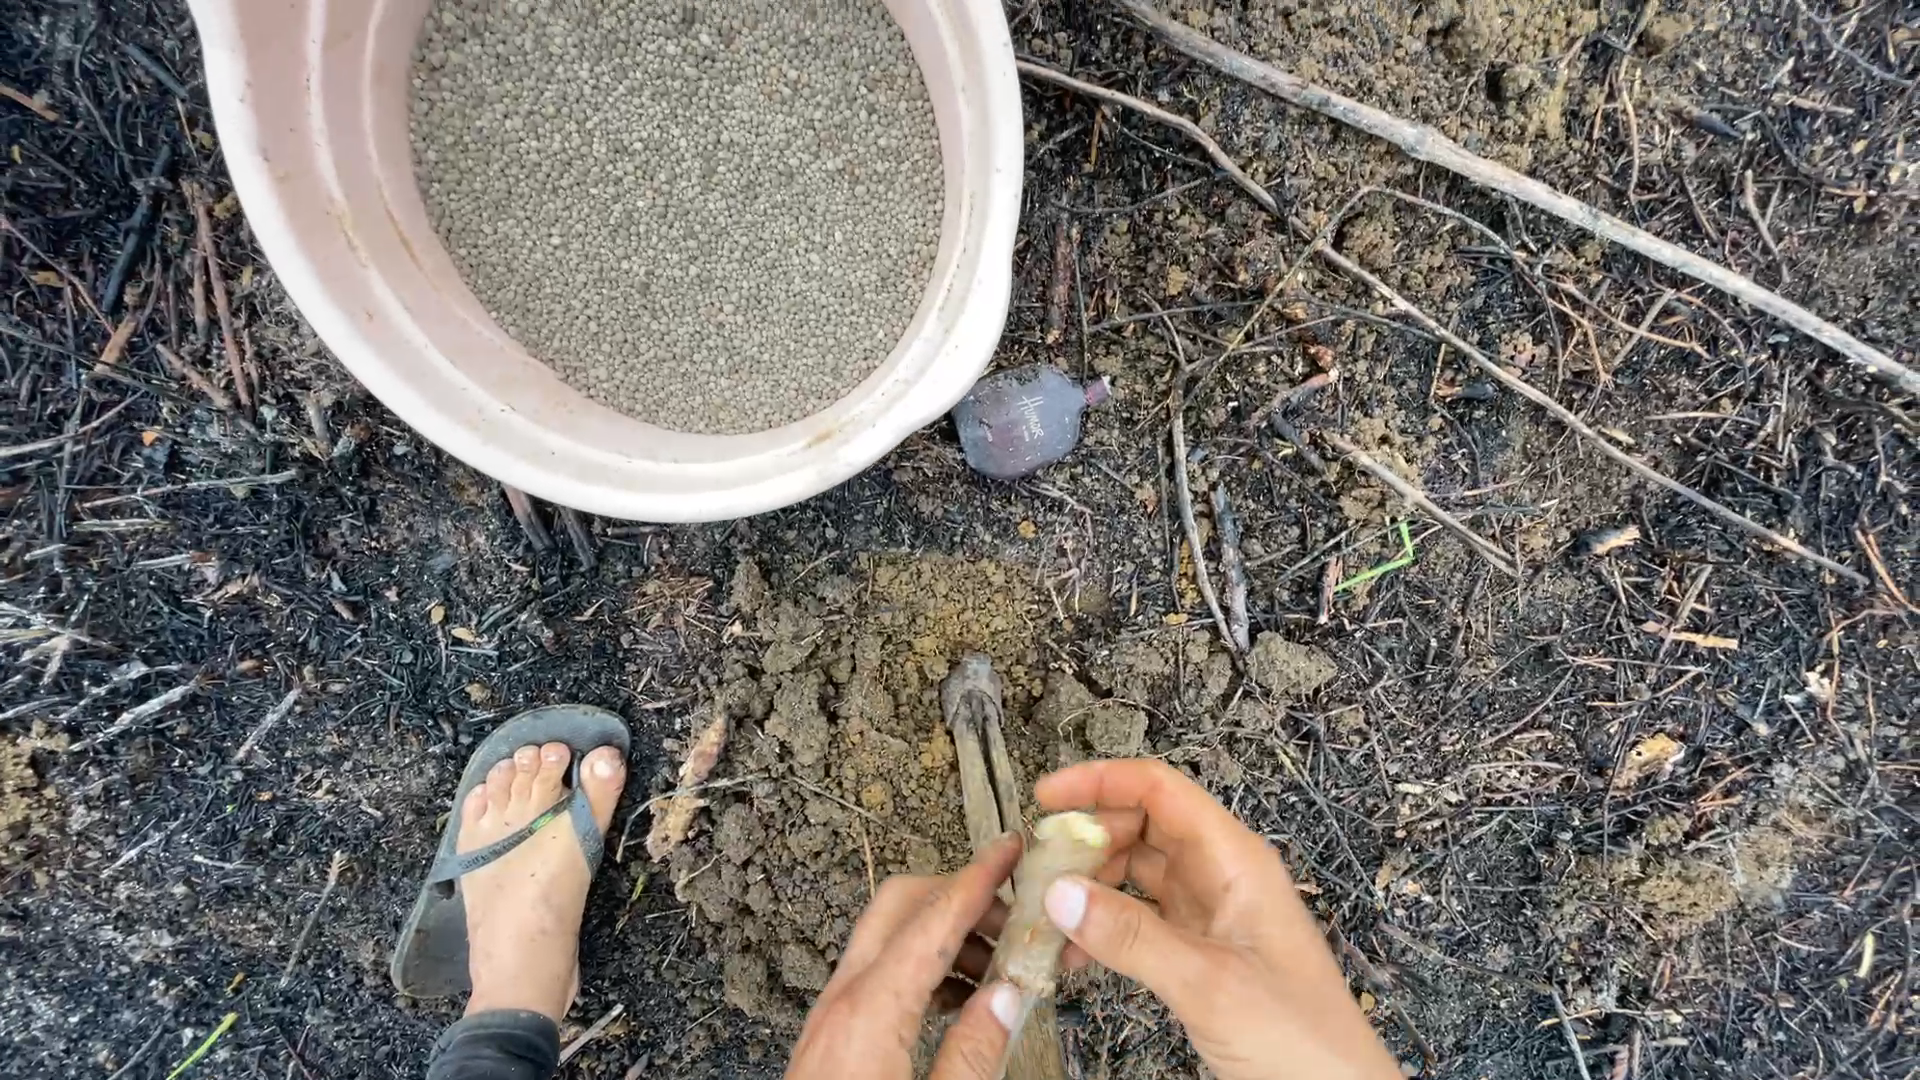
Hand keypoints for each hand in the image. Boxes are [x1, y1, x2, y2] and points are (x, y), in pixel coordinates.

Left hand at [785, 834, 1026, 1079]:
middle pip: (901, 904)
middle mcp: (844, 998)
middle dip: (958, 893)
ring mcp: (831, 1015)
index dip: (979, 877)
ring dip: (942, 930)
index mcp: (871, 1013)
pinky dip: (923, 963)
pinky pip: (880, 970)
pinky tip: (960, 998)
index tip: (1012, 847)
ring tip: (997, 962)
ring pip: (889, 934)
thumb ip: (974, 1054)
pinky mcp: (831, 1036)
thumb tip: (1010, 992)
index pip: (935, 917)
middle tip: (1012, 912)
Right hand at [1037, 759, 1400, 1079]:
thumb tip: (1056, 892)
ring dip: (1091, 885)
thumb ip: (1131, 937)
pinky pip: (1140, 916)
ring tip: (1048, 914)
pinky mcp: (1198, 945)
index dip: (1099, 781)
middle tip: (1040, 867)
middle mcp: (1217, 870)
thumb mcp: (1209, 985)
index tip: (1045, 797)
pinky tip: (1074, 955)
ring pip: (1136, 870)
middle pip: (1141, 823)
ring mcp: (1208, 908)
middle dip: (1088, 837)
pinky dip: (1105, 926)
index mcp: (1231, 856)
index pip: (1158, 789)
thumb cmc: (1295, 1039)